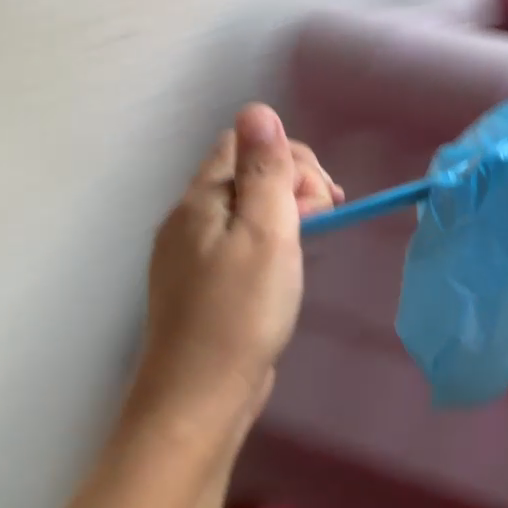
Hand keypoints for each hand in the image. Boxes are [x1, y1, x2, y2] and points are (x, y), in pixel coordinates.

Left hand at [127, 104, 341, 438]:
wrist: (199, 397)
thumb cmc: (241, 310)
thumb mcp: (266, 232)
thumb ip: (266, 170)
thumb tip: (258, 109)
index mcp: (199, 202)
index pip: (244, 144)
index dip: (290, 160)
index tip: (318, 200)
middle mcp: (188, 219)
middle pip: (247, 172)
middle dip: (294, 184)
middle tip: (320, 223)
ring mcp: (192, 253)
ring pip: (248, 206)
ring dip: (288, 213)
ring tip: (309, 245)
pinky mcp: (204, 282)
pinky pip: (243, 237)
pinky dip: (274, 239)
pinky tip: (288, 266)